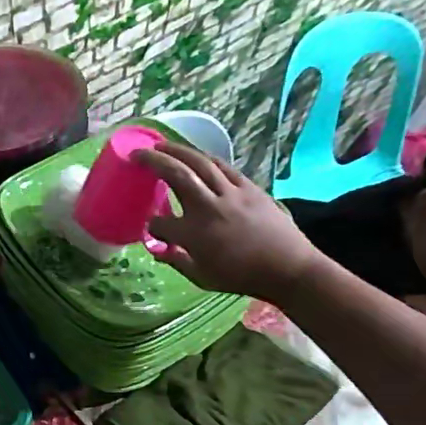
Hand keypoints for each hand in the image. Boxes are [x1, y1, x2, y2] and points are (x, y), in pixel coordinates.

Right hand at [137, 142, 327, 301]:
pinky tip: (196, 156)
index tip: (154, 228)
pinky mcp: (248, 187)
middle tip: (139, 153)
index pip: (161, 223)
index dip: (153, 225)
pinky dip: (206, 159)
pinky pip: (223, 167)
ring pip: (199, 163)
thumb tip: (161, 252)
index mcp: (193, 234)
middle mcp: (208, 207)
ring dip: (177, 150)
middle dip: (153, 161)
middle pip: (175, 174)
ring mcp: (230, 193)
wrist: (286, 267)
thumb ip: (178, 263)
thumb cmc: (242, 277)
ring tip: (162, 145)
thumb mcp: (203, 278)